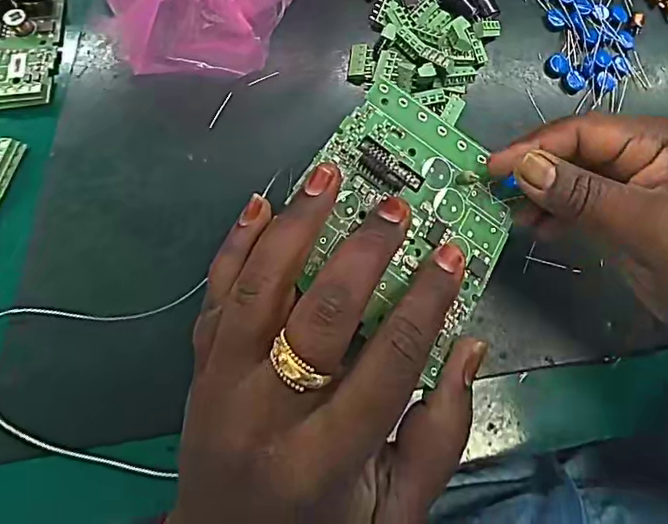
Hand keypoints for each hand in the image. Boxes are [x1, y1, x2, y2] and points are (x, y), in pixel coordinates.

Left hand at [170, 163, 486, 523]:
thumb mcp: (394, 511)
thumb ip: (439, 434)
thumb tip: (468, 346)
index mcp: (324, 459)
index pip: (389, 363)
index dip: (426, 302)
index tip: (451, 253)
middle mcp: (266, 415)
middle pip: (321, 314)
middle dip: (365, 251)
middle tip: (395, 208)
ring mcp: (222, 384)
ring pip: (260, 288)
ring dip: (297, 224)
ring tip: (328, 177)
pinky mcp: (199, 365)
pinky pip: (215, 293)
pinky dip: (236, 243)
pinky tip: (261, 205)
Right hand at [486, 115, 667, 412]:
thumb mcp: (648, 227)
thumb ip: (584, 195)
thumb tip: (524, 166)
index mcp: (651, 139)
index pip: (581, 132)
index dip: (536, 146)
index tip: (495, 168)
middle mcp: (636, 154)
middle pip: (571, 152)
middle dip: (534, 169)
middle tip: (494, 191)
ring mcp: (627, 186)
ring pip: (569, 178)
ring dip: (540, 193)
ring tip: (511, 215)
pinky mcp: (620, 215)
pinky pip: (577, 204)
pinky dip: (554, 214)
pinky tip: (535, 228)